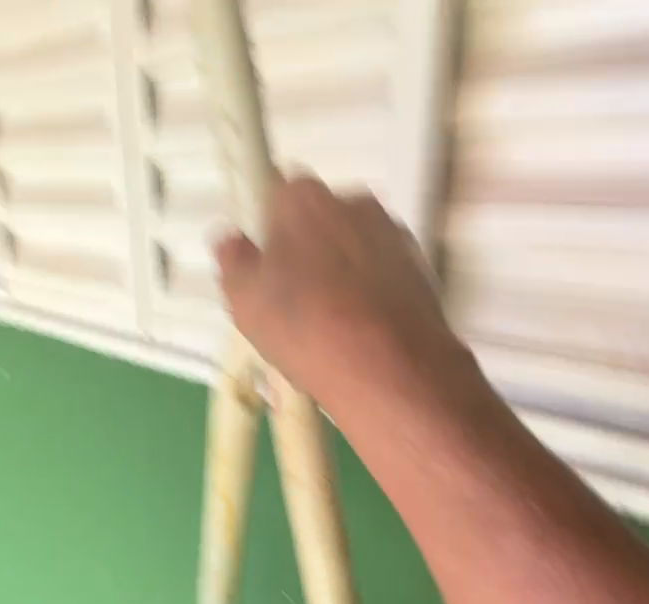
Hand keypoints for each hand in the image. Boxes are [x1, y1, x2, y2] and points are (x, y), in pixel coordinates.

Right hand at [214, 175, 482, 424]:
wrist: (387, 366)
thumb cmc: (304, 327)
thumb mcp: (244, 302)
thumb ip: (233, 261)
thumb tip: (230, 238)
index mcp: (302, 198)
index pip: (276, 193)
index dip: (268, 230)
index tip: (265, 266)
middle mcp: (351, 199)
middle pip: (318, 218)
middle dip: (306, 248)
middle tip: (293, 299)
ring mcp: (390, 229)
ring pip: (352, 243)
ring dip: (340, 269)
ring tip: (331, 320)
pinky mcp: (419, 262)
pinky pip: (381, 268)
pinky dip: (370, 288)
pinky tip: (360, 327)